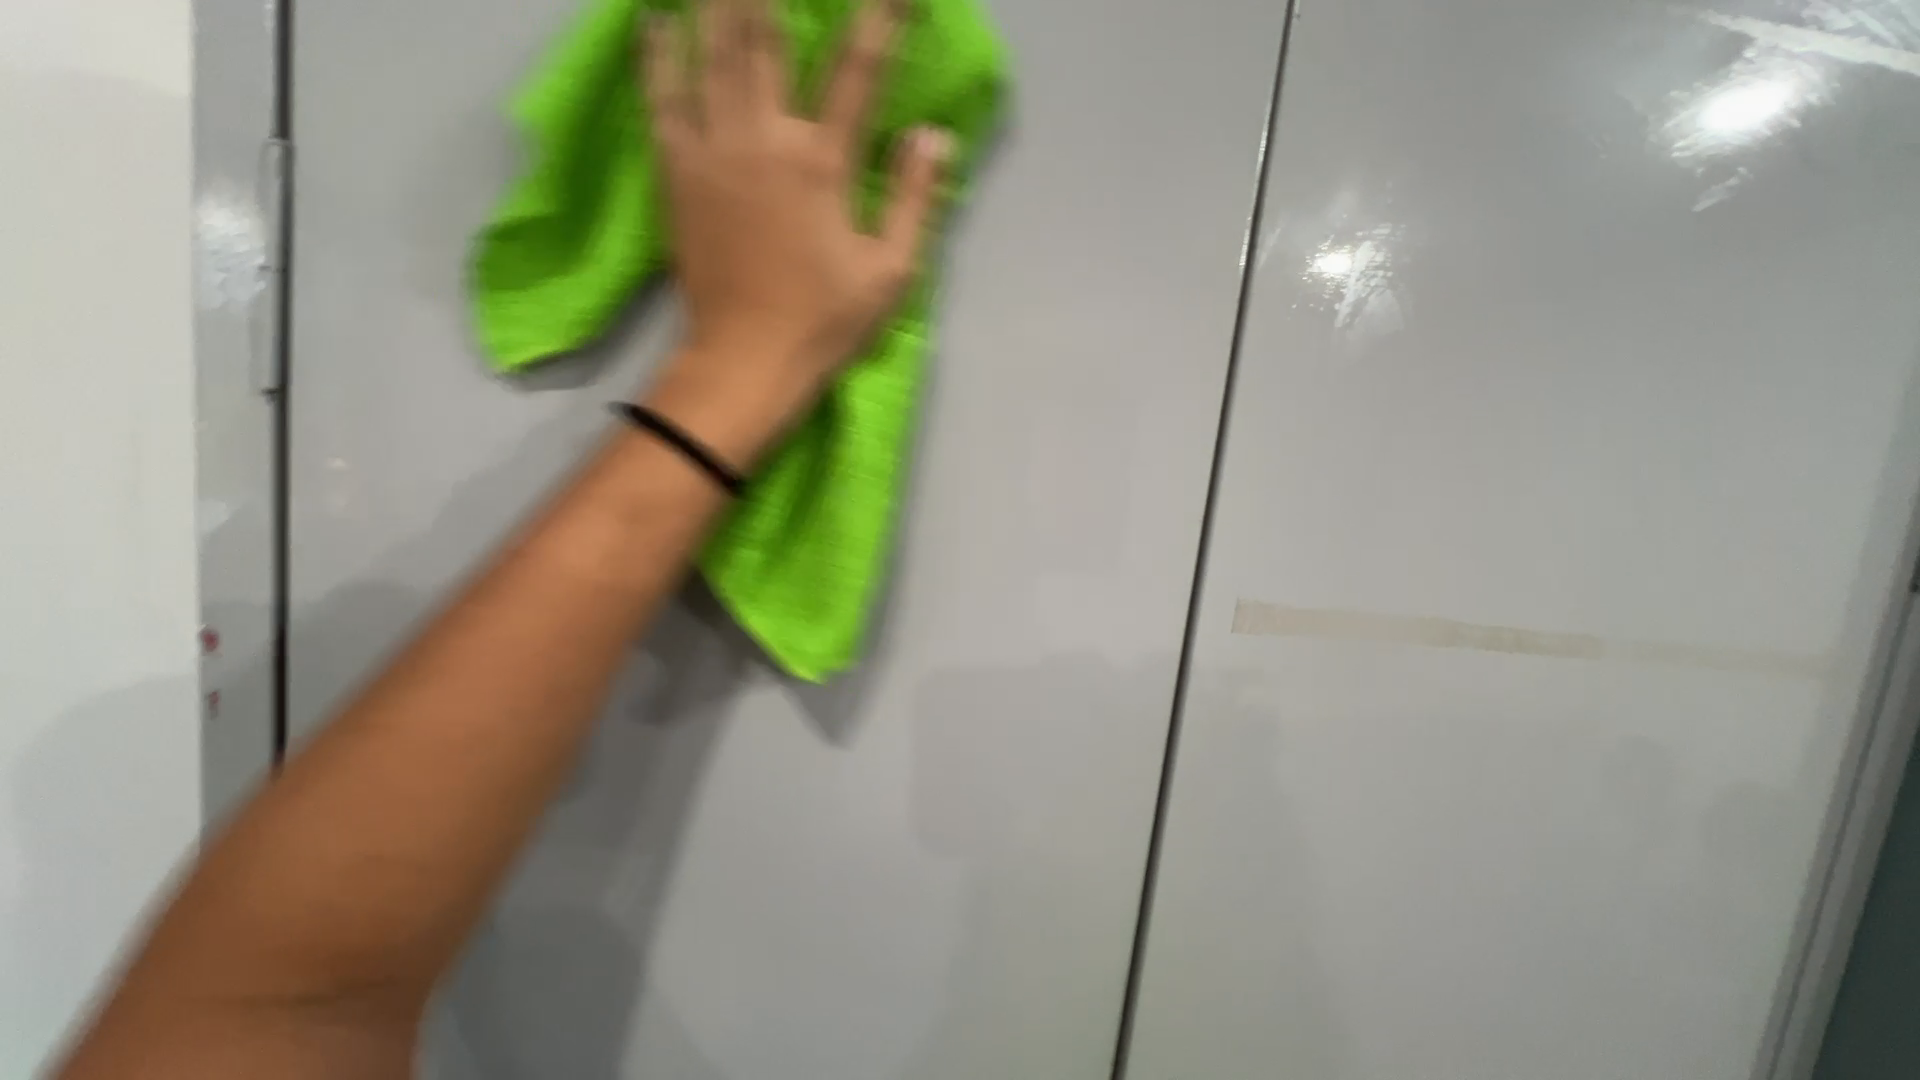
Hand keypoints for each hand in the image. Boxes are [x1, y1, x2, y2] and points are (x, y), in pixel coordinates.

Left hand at [639, 0, 950, 467]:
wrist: (746, 360)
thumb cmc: (826, 321)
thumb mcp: (892, 271)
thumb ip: (916, 198)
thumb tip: (934, 133)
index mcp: (823, 163)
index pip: (858, 70)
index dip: (880, 18)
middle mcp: (764, 140)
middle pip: (765, 40)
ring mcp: (713, 152)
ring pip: (711, 54)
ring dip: (715, 5)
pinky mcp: (677, 174)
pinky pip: (663, 99)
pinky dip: (658, 55)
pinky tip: (655, 21)